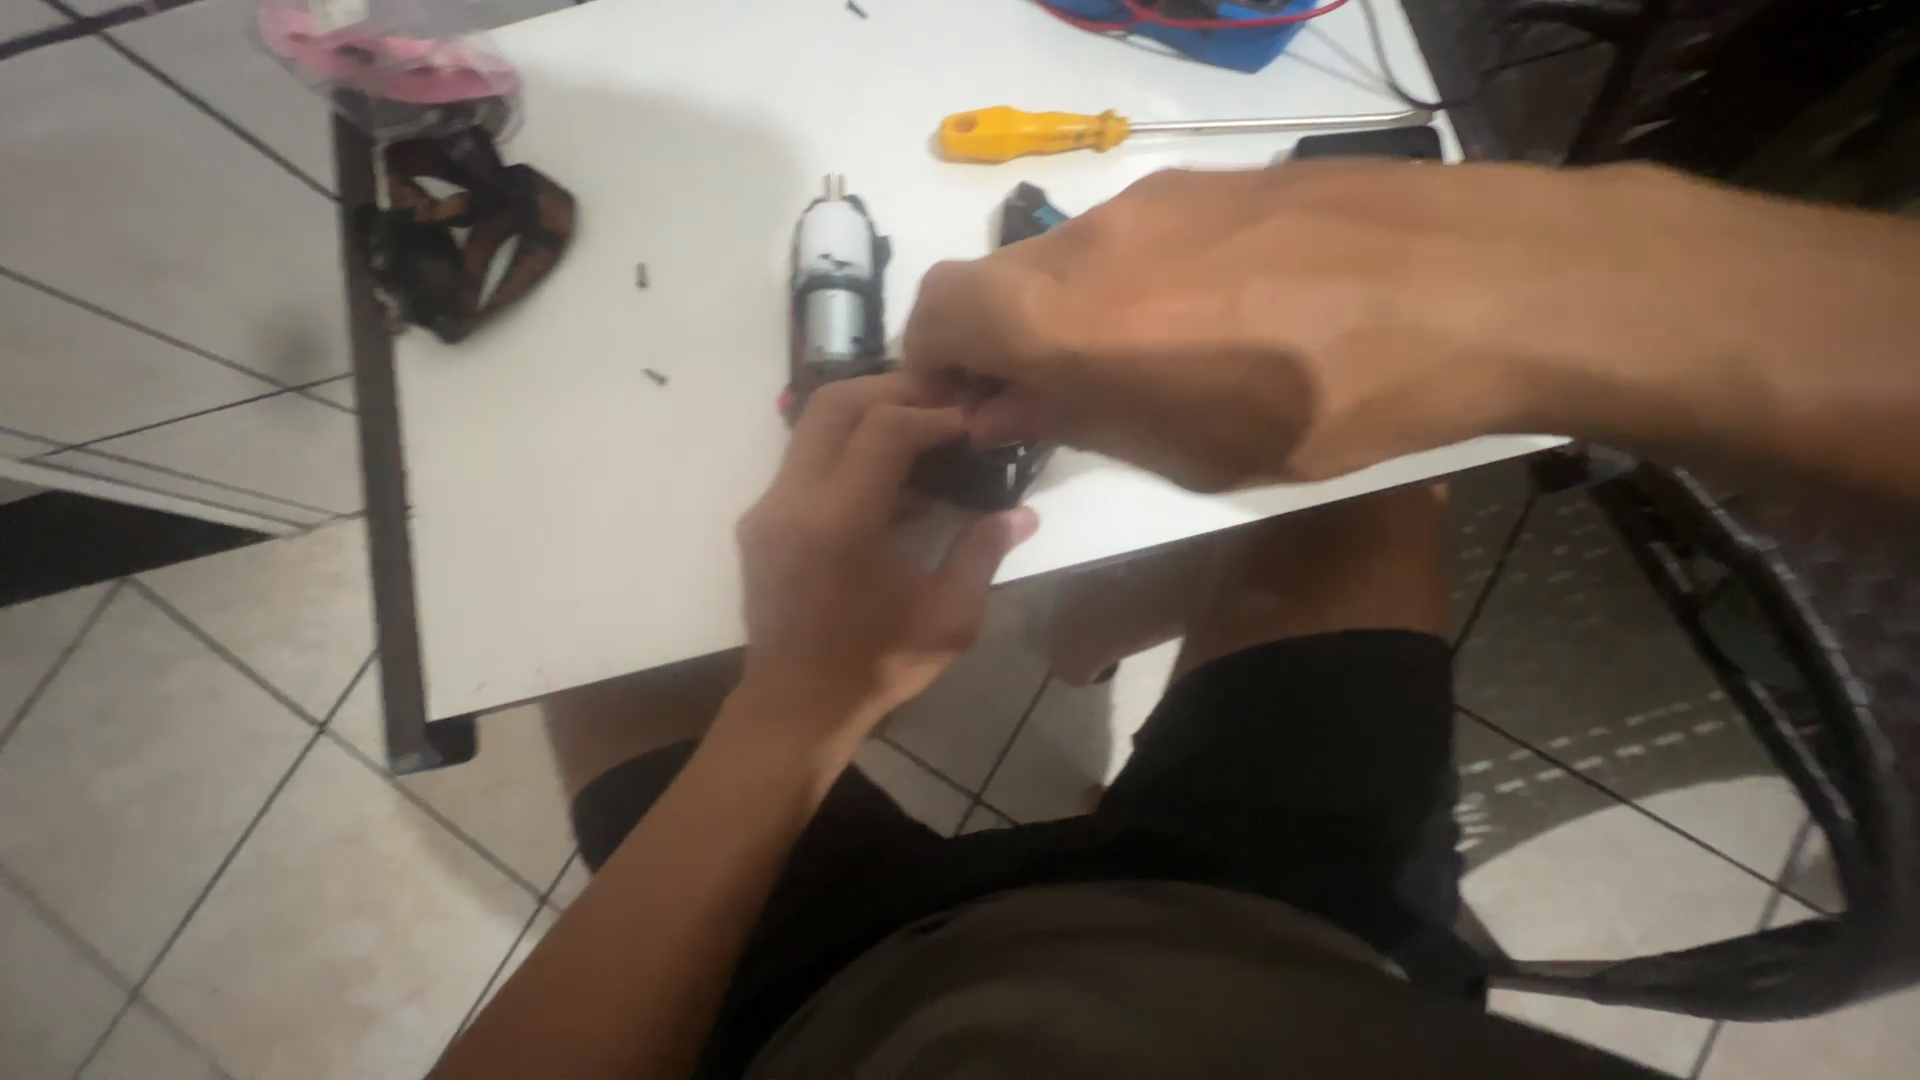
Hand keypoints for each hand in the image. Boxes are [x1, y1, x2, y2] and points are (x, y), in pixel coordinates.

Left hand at [731, 374, 1038, 742]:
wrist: (795, 706)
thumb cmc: (875, 667)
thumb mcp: (948, 619)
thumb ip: (982, 554)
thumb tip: (1023, 513)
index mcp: (839, 525)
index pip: (884, 429)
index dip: (933, 412)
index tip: (969, 420)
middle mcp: (791, 502)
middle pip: (836, 404)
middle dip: (894, 389)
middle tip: (943, 399)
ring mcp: (767, 508)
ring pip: (813, 424)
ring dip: (868, 412)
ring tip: (922, 426)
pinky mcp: (761, 520)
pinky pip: (805, 459)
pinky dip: (848, 447)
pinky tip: (891, 476)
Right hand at [904, 161, 1795, 490]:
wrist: (1485, 286)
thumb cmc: (1327, 405)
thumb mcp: (1190, 453)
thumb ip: (1078, 422)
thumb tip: (1003, 408)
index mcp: (1071, 315)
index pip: (940, 310)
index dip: (928, 359)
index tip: (958, 404)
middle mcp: (1094, 240)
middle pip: (993, 280)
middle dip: (992, 344)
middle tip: (1036, 401)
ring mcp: (1156, 200)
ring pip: (1059, 258)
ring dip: (1058, 316)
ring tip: (1124, 368)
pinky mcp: (1214, 182)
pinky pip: (1126, 238)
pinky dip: (1117, 285)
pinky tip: (1189, 319)